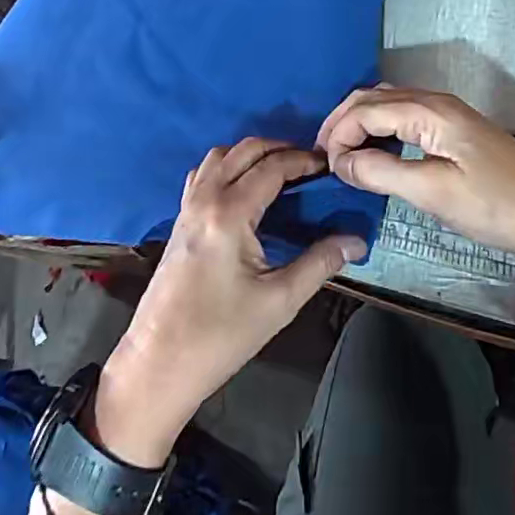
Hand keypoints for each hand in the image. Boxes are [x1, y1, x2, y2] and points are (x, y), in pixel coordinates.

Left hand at [89, 139, 367, 467]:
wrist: (158, 365)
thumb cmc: (220, 336)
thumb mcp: (280, 301)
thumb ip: (320, 263)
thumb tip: (357, 241)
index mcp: (229, 213)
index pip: (273, 166)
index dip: (305, 160)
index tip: (330, 166)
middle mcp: (204, 199)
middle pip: (245, 150)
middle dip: (281, 149)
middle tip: (311, 166)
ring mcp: (187, 208)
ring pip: (220, 156)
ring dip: (252, 154)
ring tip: (282, 172)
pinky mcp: (179, 221)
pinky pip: (203, 174)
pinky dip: (228, 167)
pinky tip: (246, 191)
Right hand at [316, 86, 514, 267]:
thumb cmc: (492, 205)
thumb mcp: (431, 191)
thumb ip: (380, 171)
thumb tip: (341, 162)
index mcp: (430, 110)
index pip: (366, 109)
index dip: (338, 134)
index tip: (324, 167)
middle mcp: (437, 101)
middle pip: (375, 97)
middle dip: (343, 121)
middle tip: (322, 155)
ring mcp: (449, 113)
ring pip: (390, 104)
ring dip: (361, 123)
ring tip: (343, 153)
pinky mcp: (457, 130)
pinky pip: (406, 116)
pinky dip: (382, 128)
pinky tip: (377, 151)